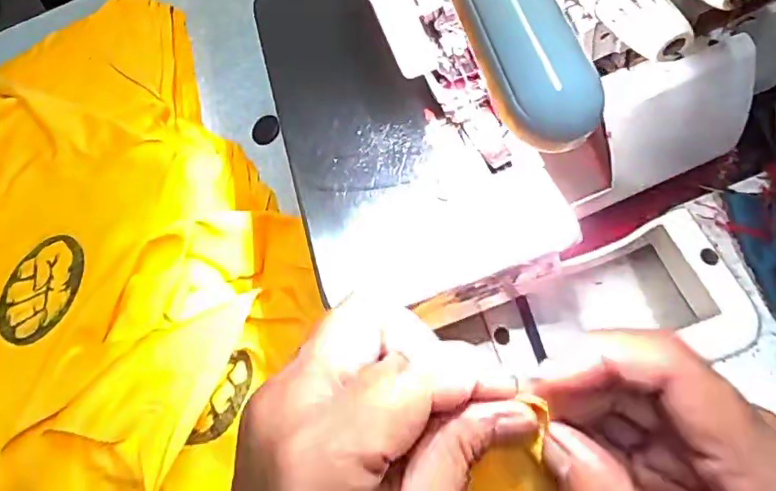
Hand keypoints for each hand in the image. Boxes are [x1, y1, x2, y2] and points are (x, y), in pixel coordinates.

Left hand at [234, 300, 541, 490]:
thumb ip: (451, 458)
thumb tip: (504, 409)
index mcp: (319, 445)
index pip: (409, 368)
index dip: (466, 375)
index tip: (503, 394)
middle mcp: (287, 399)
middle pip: (371, 316)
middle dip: (423, 348)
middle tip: (455, 401)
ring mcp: (272, 396)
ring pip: (351, 326)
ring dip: (397, 356)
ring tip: (424, 413)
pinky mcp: (270, 402)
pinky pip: (331, 356)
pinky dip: (370, 373)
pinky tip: (390, 421)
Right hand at [529, 331, 775, 490]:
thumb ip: (612, 490)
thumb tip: (557, 440)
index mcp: (758, 452)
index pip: (669, 360)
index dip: (596, 355)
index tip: (546, 378)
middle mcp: (744, 433)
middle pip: (644, 373)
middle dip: (579, 385)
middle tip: (533, 410)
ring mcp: (728, 447)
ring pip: (638, 399)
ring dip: (586, 413)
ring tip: (547, 436)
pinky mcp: (712, 466)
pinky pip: (648, 434)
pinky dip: (606, 441)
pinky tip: (580, 457)